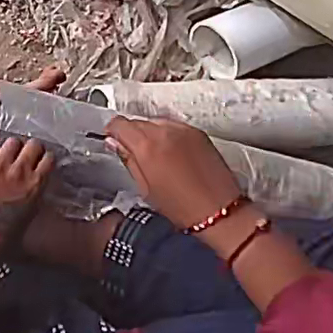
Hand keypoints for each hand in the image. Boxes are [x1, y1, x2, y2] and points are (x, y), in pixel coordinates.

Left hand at [0, 137, 53, 232]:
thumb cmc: (0, 230)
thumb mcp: (28, 214)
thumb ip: (32, 193)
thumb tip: (32, 184)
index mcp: (35, 185)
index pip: (48, 159)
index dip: (44, 158)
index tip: (41, 160)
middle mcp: (20, 169)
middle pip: (33, 145)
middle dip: (30, 148)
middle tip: (25, 154)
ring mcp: (0, 162)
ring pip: (13, 141)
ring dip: (11, 147)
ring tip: (6, 154)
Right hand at [102, 116, 242, 230]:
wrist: (220, 212)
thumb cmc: (183, 207)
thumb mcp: (145, 188)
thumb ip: (128, 160)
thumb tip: (115, 143)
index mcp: (147, 146)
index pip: (119, 124)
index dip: (112, 131)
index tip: (112, 139)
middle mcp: (165, 132)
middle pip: (137, 121)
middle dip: (130, 134)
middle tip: (132, 152)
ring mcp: (183, 130)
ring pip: (155, 121)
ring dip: (149, 133)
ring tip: (154, 155)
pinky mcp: (198, 133)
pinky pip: (173, 125)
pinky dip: (167, 134)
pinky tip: (170, 153)